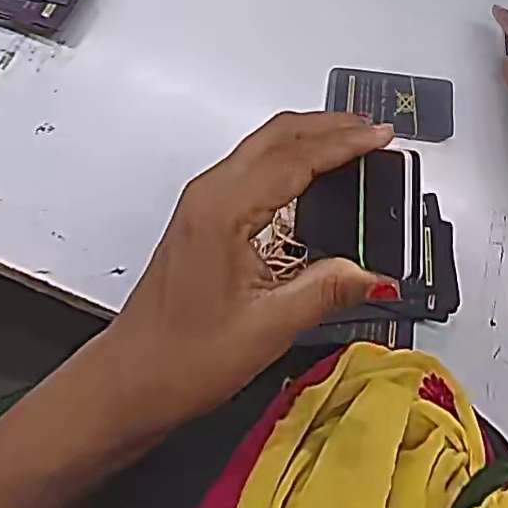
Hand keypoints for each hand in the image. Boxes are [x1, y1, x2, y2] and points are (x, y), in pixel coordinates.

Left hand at [99, 112, 400, 428]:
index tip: (380, 136)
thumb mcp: (267, 329)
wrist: (126, 382)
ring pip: (266, 141)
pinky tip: (315, 166)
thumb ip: (327, 290)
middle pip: (279, 133)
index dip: (344, 142)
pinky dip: (294, 150)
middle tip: (374, 130)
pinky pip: (257, 159)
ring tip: (354, 139)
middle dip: (331, 124)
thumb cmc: (180, 360)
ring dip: (313, 133)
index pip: (296, 157)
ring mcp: (206, 197)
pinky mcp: (207, 208)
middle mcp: (211, 192)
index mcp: (223, 211)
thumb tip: (376, 273)